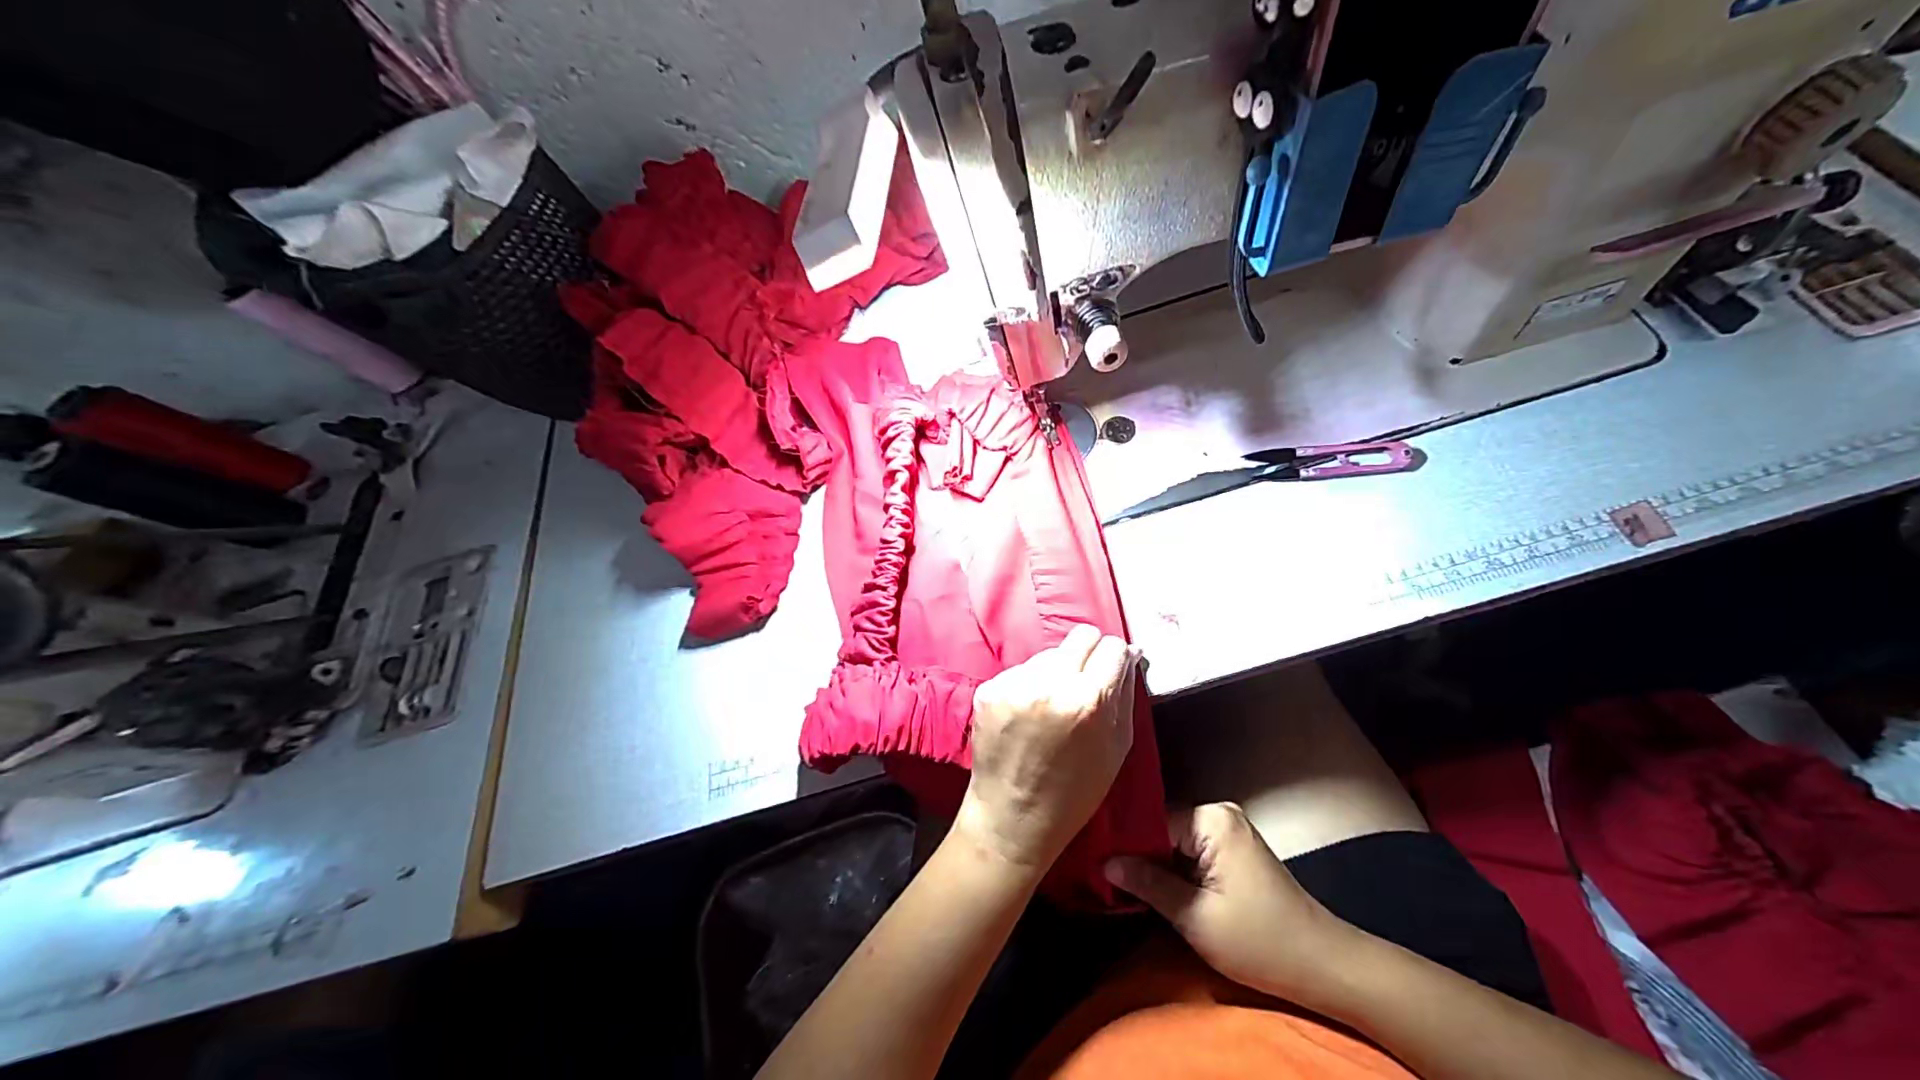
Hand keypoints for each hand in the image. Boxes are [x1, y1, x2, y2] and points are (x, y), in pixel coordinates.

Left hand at [954, 624, 1139, 871]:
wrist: (1012, 819)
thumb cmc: (1074, 793)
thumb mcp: (1117, 748)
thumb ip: (1126, 696)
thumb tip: (1131, 654)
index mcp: (1088, 700)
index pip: (1112, 647)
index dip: (1115, 660)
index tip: (1111, 673)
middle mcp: (1049, 684)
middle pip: (1080, 636)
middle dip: (1088, 656)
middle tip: (1084, 684)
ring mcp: (1014, 685)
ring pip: (1049, 654)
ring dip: (1056, 672)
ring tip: (1051, 709)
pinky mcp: (989, 689)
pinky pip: (1021, 671)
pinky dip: (1028, 686)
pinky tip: (1027, 716)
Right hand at [1104, 803, 1359, 1003]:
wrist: (1323, 966)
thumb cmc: (1259, 941)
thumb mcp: (1194, 917)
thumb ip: (1147, 883)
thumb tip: (1104, 862)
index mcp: (1212, 819)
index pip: (1151, 820)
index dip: (1122, 843)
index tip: (1092, 861)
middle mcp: (1219, 814)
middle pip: (1160, 828)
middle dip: (1135, 854)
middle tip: (1100, 875)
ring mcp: (1228, 831)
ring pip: (1172, 841)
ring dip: (1152, 864)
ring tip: (1117, 882)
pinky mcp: (1232, 850)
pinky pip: (1188, 851)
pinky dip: (1171, 870)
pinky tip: (1150, 887)